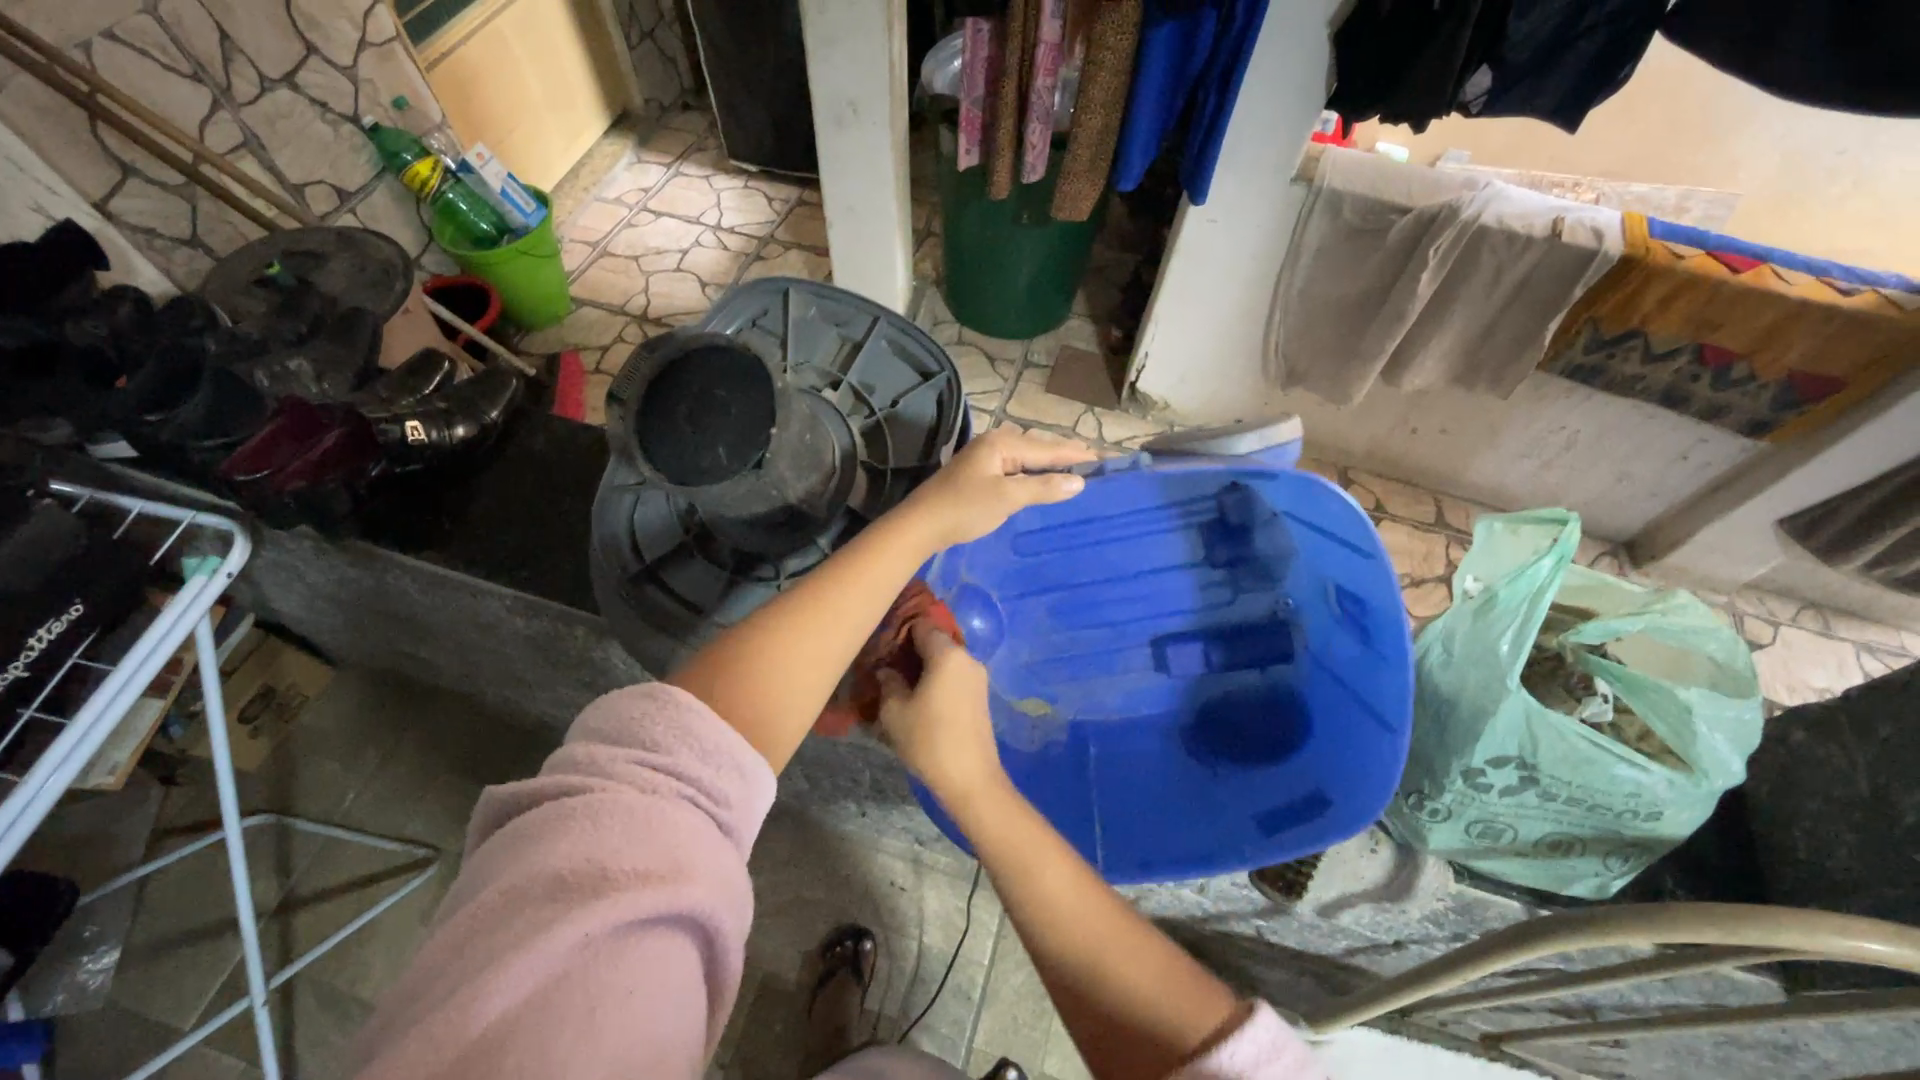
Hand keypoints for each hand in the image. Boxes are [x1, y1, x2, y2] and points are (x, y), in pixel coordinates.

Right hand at [874, 622, 1006, 802]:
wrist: (971, 778)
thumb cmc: (929, 740)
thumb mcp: (894, 711)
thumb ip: (888, 682)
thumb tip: (887, 670)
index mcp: (948, 654)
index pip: (922, 625)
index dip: (900, 629)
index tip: (882, 642)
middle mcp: (967, 658)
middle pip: (936, 641)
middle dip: (911, 649)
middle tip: (887, 664)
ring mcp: (978, 678)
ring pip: (946, 660)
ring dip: (925, 666)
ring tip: (900, 683)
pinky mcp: (981, 697)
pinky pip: (955, 677)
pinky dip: (938, 679)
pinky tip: (920, 697)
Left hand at [902, 426, 1098, 548]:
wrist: (920, 525)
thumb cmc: (964, 509)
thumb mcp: (1007, 498)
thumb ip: (1043, 487)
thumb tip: (1079, 482)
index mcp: (1002, 443)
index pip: (1048, 448)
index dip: (1077, 455)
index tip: (1105, 457)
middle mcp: (995, 443)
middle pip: (1039, 446)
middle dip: (1066, 453)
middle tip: (1096, 459)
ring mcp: (985, 458)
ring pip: (1027, 456)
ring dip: (1050, 461)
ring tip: (1076, 466)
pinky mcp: (979, 474)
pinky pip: (1016, 467)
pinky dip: (1034, 471)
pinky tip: (1042, 478)